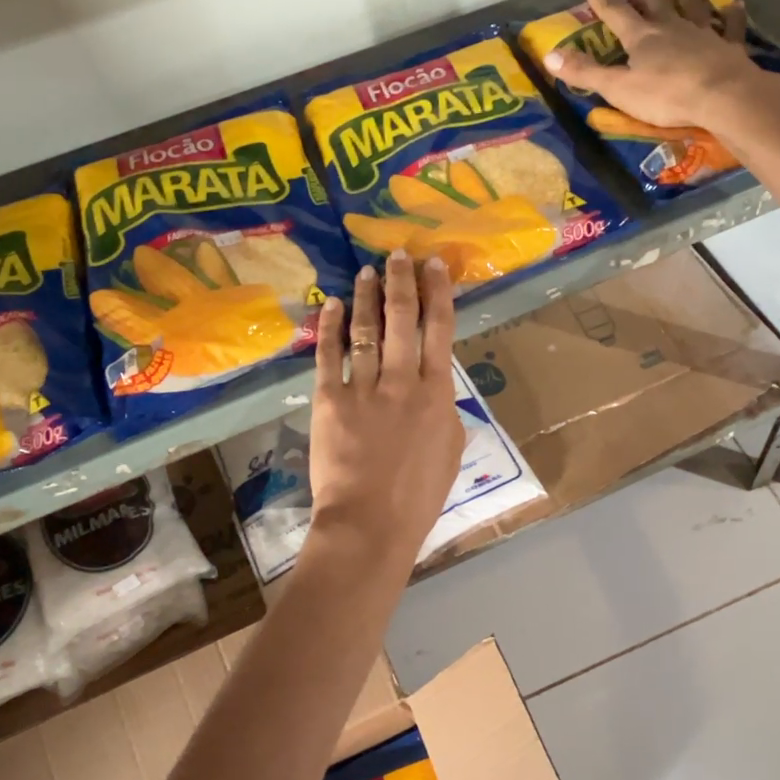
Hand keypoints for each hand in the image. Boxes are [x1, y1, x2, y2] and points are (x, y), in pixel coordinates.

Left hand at [308, 251, 465, 556]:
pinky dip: (331, 327)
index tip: (434, 266)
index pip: (439, 330)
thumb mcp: (450, 452)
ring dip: (367, 296)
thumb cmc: (418, 496)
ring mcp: (363, 389)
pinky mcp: (329, 401)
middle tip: (398, 254)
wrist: (370, 524)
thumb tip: (438, 390)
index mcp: (437, 394)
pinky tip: (332, 305)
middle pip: (403, 319)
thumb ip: (445, 413)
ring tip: (367, 270)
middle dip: (401, 281)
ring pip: (367, 330)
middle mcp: (402, 381)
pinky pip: (330, 355)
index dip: (438, 293)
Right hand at [544, 0, 779, 132]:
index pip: (617, 14)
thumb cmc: (665, 95)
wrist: (721, 96)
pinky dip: (731, 15)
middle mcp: (671, 27)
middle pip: (654, 3)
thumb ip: (586, 72)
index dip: (602, 2)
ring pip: (691, 7)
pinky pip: (730, 27)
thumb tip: (549, 56)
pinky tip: (735, 5)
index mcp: (642, 37)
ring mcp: (703, 33)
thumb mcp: (618, 88)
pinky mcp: (728, 46)